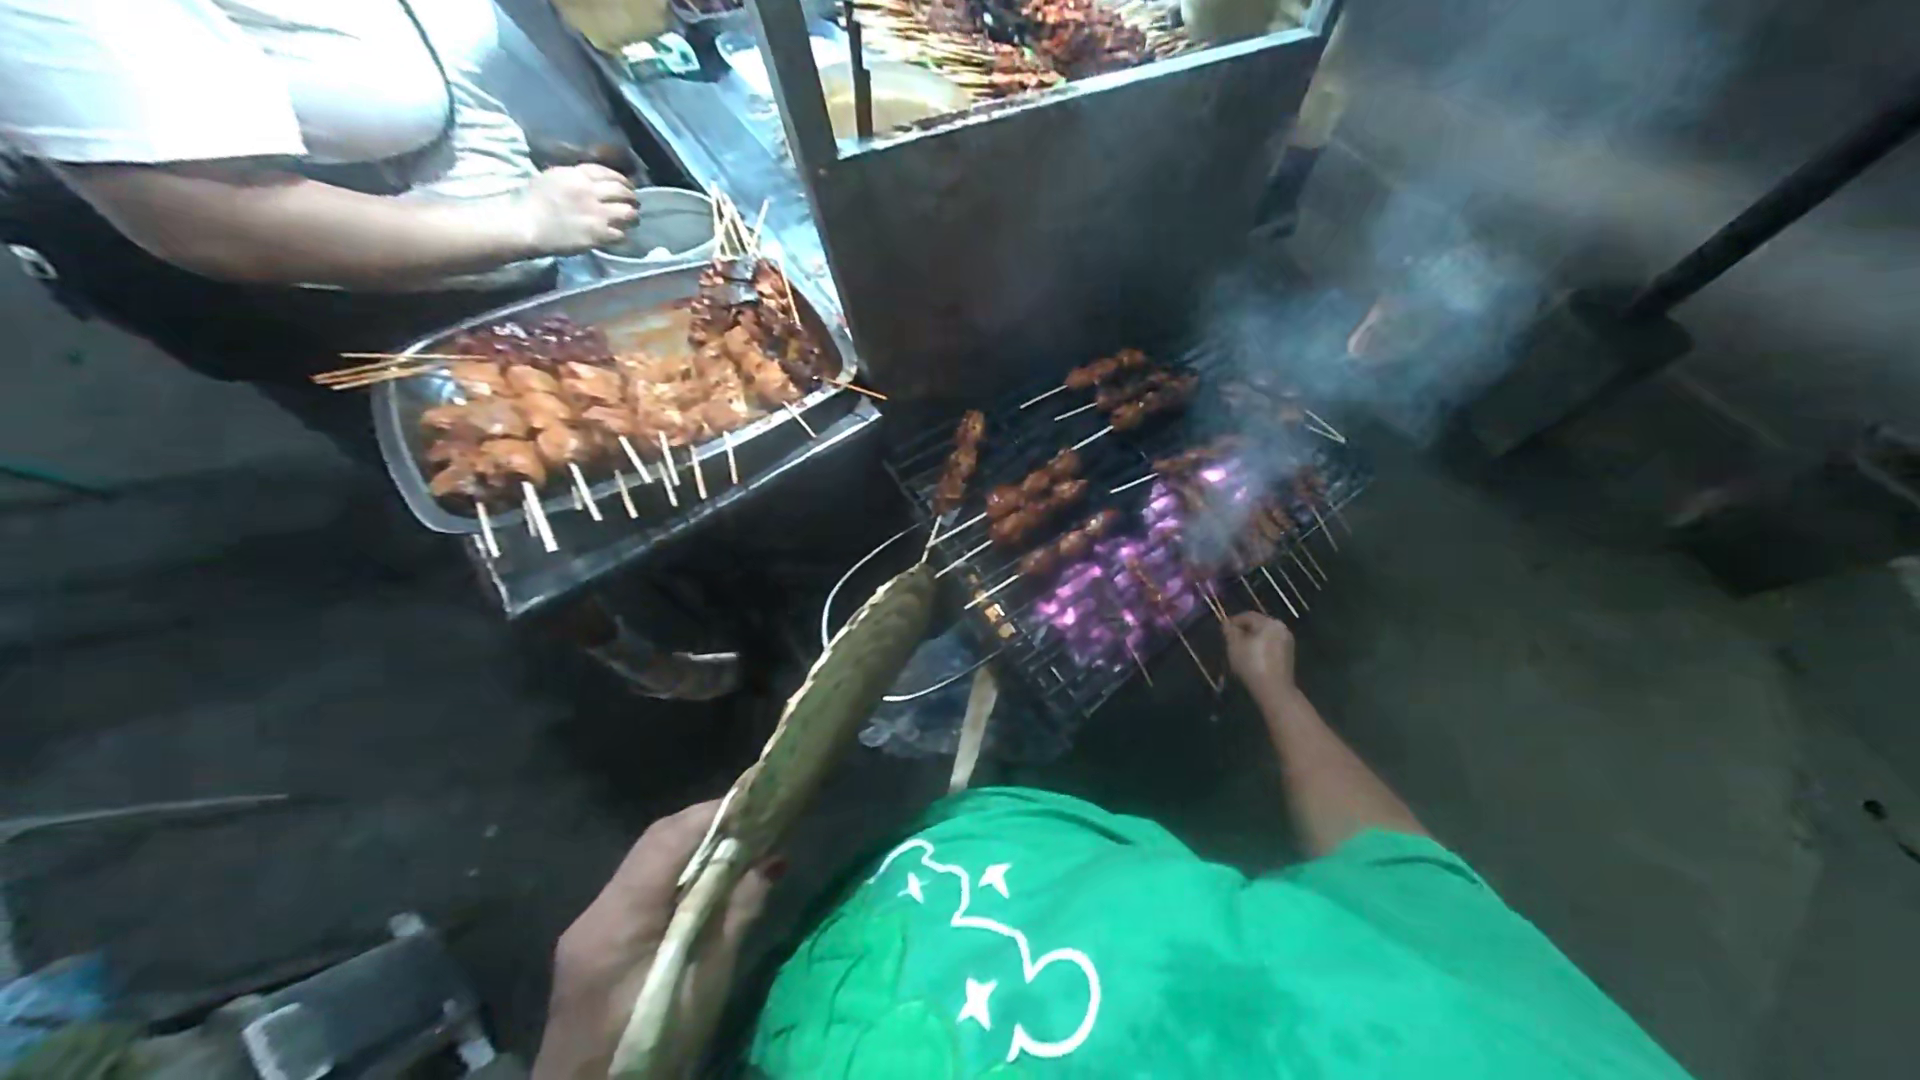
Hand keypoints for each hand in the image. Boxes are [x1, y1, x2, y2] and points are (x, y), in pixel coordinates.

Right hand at [517, 164, 639, 256]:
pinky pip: (621, 234)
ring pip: (628, 213)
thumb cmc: (534, 200)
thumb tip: (593, 181)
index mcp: (578, 175)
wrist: (528, 224)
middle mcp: (591, 193)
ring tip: (633, 220)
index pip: (608, 173)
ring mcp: (597, 214)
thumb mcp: (554, 177)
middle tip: (635, 204)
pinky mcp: (599, 234)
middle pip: (623, 193)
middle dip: (632, 198)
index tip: (628, 186)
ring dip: (633, 217)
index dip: (622, 180)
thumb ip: (575, 177)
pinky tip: (619, 235)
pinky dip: (623, 235)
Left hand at [531, 800, 773, 1079]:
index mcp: (618, 919)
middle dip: (706, 824)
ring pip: (648, 859)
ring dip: (693, 846)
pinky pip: (642, 884)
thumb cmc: (653, 1046)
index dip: (712, 816)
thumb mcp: (707, 983)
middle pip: (655, 842)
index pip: (666, 841)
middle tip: (753, 822)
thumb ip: (737, 914)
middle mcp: (597, 910)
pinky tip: (708, 880)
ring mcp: (592, 923)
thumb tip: (773, 860)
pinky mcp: (598, 938)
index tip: (755, 804)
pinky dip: (678, 871)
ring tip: (738, 844)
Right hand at [1223, 612, 1295, 694]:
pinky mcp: (1288, 654)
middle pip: (1257, 624)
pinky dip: (1261, 647)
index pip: (1247, 615)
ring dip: (1252, 639)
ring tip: (1240, 650)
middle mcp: (1281, 628)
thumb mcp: (1234, 645)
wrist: (1274, 689)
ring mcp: (1287, 641)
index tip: (1223, 631)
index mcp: (1269, 622)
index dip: (1233, 621)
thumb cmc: (1251, 663)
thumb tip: (1226, 623)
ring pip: (1264, 635)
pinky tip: (1252, 658)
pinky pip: (1271, 644)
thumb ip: (1229, 630)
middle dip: (1243, 631)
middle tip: (1230, 641)